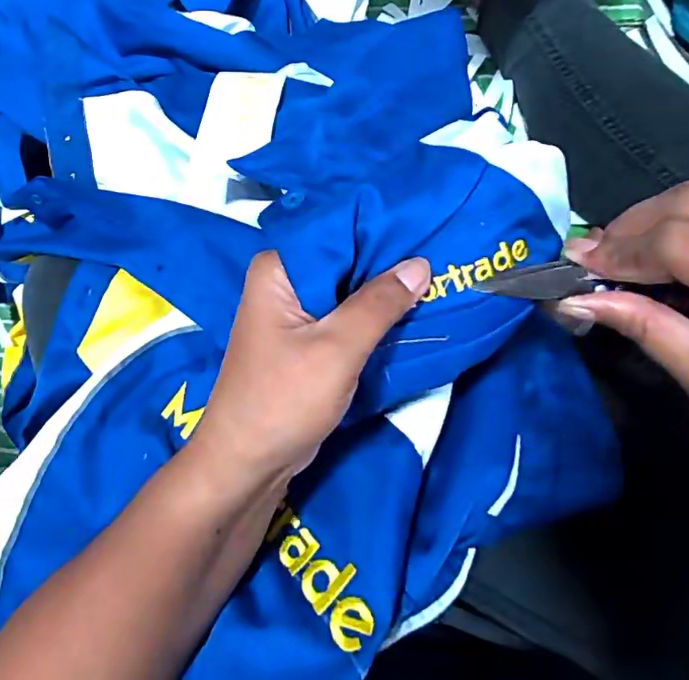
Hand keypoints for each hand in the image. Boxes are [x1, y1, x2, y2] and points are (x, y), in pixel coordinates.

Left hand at [190, 252, 430, 495]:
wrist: (248, 463)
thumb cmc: (284, 398)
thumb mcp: (337, 349)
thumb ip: (378, 305)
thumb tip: (420, 264)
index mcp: (276, 269)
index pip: (332, 232)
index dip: (376, 228)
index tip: (422, 224)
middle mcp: (281, 282)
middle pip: (341, 261)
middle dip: (385, 261)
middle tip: (441, 250)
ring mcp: (292, 313)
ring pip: (345, 291)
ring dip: (382, 291)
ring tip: (437, 275)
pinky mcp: (304, 339)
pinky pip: (343, 316)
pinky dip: (371, 317)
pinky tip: (411, 310)